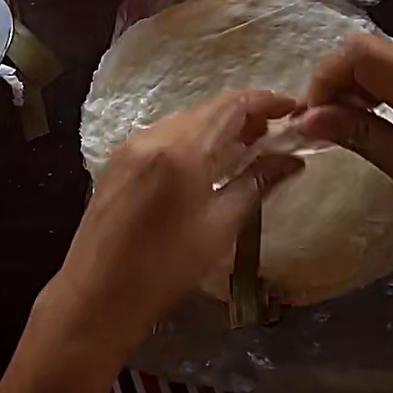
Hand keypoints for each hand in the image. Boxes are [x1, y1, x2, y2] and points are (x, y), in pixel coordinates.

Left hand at [38, 91, 304, 363]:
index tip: (294, 109)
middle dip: (244, 115)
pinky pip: (163, 136)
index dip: (266, 101)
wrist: (98, 291)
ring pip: (183, 121)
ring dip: (217, 126)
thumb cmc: (165, 266)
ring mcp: (130, 146)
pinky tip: (207, 161)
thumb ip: (256, 183)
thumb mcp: (219, 226)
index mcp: (180, 149)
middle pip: (206, 109)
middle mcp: (152, 136)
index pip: (231, 106)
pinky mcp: (118, 160)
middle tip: (275, 135)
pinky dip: (191, 139)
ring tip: (247, 148)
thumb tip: (292, 160)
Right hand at [296, 34, 392, 251]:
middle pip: (369, 52)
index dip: (325, 77)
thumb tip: (308, 119)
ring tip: (344, 127)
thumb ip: (361, 136)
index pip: (361, 53)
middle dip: (336, 85)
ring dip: (355, 90)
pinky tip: (376, 122)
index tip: (312, 115)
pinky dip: (377, 92)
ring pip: (384, 62)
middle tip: (322, 126)